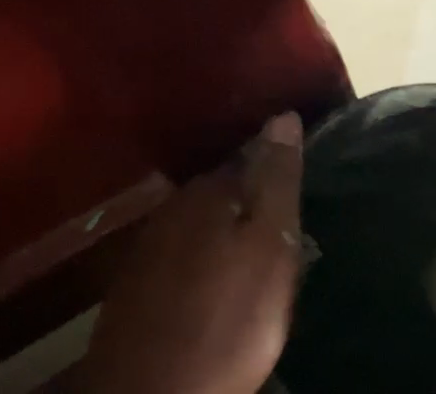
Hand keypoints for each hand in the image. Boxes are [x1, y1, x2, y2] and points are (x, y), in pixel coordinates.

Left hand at [81, 112, 305, 393]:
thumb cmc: (228, 319)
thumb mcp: (271, 245)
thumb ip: (277, 179)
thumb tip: (283, 116)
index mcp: (207, 192)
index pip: (250, 155)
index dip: (278, 167)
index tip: (302, 182)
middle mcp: (170, 210)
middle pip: (223, 190)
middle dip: (251, 199)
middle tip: (287, 221)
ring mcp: (145, 252)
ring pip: (200, 224)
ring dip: (226, 231)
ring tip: (257, 251)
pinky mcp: (133, 292)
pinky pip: (180, 256)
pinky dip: (202, 259)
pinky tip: (217, 281)